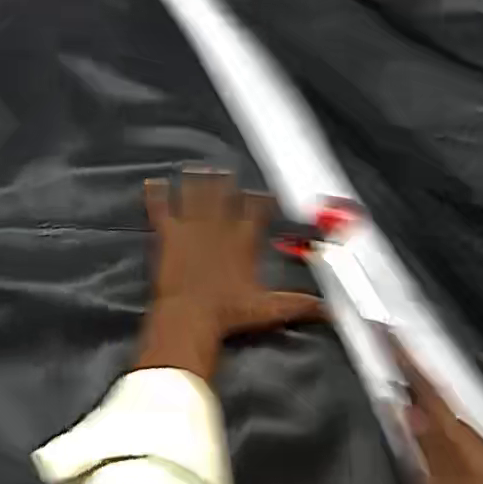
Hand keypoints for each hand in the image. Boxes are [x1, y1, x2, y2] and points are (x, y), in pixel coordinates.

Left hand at [134, 170, 328, 380]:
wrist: (190, 315)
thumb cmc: (229, 314)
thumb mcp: (269, 309)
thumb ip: (299, 304)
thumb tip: (330, 310)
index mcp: (242, 241)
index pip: (254, 212)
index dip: (259, 199)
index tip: (262, 191)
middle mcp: (217, 227)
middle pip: (223, 195)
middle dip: (225, 181)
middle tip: (226, 168)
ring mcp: (190, 226)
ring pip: (193, 194)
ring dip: (195, 181)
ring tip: (196, 168)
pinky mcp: (167, 232)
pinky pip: (159, 207)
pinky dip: (155, 194)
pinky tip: (152, 181)